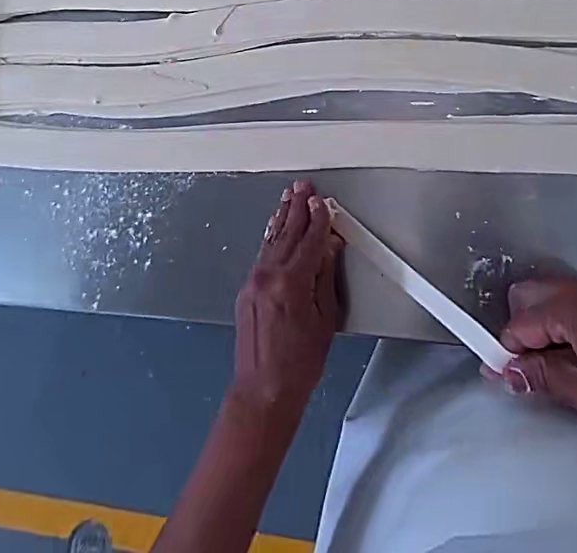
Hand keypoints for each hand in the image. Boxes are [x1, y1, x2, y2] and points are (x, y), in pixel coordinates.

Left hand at [231, 180, 342, 411]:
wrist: (264, 390)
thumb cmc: (298, 363)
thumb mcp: (325, 318)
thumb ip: (325, 276)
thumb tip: (329, 248)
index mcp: (291, 283)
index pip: (311, 240)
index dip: (319, 219)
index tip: (324, 204)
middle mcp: (268, 277)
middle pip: (288, 233)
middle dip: (298, 208)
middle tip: (303, 187)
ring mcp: (254, 282)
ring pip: (272, 240)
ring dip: (282, 216)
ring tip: (289, 197)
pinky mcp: (246, 290)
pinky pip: (262, 254)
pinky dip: (272, 237)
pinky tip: (276, 227)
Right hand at [495, 275, 576, 453]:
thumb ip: (543, 378)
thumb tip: (512, 370)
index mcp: (571, 308)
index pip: (516, 323)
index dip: (505, 353)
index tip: (502, 375)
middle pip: (527, 297)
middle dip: (519, 331)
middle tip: (529, 373)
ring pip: (550, 298)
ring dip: (542, 328)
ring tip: (559, 373)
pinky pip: (574, 304)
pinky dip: (565, 326)